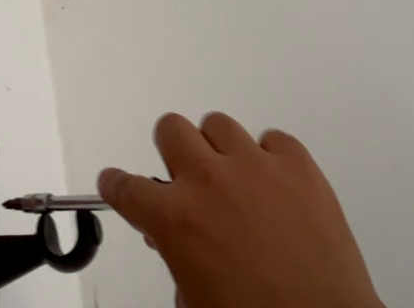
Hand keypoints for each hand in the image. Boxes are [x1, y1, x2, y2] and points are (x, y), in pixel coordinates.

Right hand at [98, 112, 383, 307]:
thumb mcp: (196, 300)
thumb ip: (177, 258)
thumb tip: (177, 244)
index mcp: (176, 219)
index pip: (127, 187)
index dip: (117, 184)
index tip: (116, 181)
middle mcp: (209, 181)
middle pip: (170, 128)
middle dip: (172, 149)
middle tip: (183, 171)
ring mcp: (255, 166)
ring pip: (218, 123)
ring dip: (219, 148)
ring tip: (231, 175)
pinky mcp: (297, 164)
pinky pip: (273, 138)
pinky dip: (269, 156)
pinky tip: (273, 181)